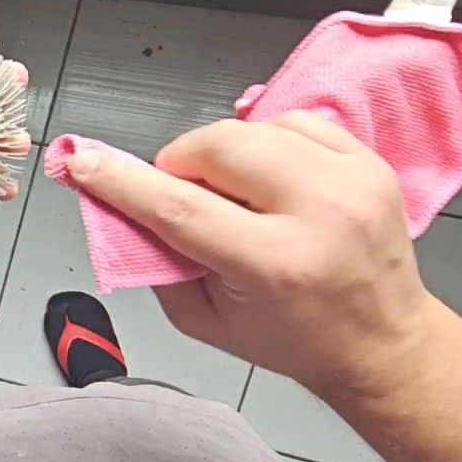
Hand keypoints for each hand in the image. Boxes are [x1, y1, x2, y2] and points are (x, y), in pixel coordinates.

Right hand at [60, 112, 443, 402]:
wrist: (377, 340)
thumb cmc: (286, 337)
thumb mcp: (199, 318)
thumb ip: (157, 260)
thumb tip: (123, 210)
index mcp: (272, 263)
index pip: (177, 206)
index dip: (120, 181)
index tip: (84, 164)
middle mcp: (319, 212)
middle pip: (218, 147)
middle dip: (178, 163)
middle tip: (177, 194)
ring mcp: (352, 180)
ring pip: (252, 127)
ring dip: (218, 154)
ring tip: (224, 190)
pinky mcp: (369, 161)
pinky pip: (293, 121)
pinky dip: (260, 142)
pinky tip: (259, 177)